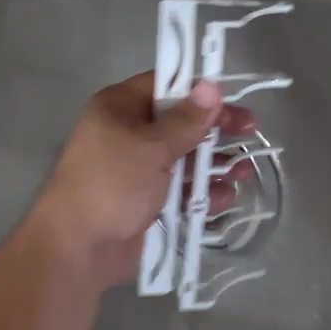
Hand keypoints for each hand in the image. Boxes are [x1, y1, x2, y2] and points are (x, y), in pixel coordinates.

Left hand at [24, 73, 254, 286]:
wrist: (79, 244)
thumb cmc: (112, 181)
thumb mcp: (152, 147)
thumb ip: (186, 120)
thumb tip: (211, 85)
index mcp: (120, 106)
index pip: (163, 85)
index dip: (197, 90)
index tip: (230, 98)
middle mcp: (128, 131)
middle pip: (177, 121)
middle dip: (212, 128)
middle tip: (251, 131)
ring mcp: (137, 167)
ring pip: (182, 157)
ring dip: (213, 162)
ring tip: (245, 171)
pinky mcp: (145, 199)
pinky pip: (179, 188)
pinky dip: (201, 191)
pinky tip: (226, 196)